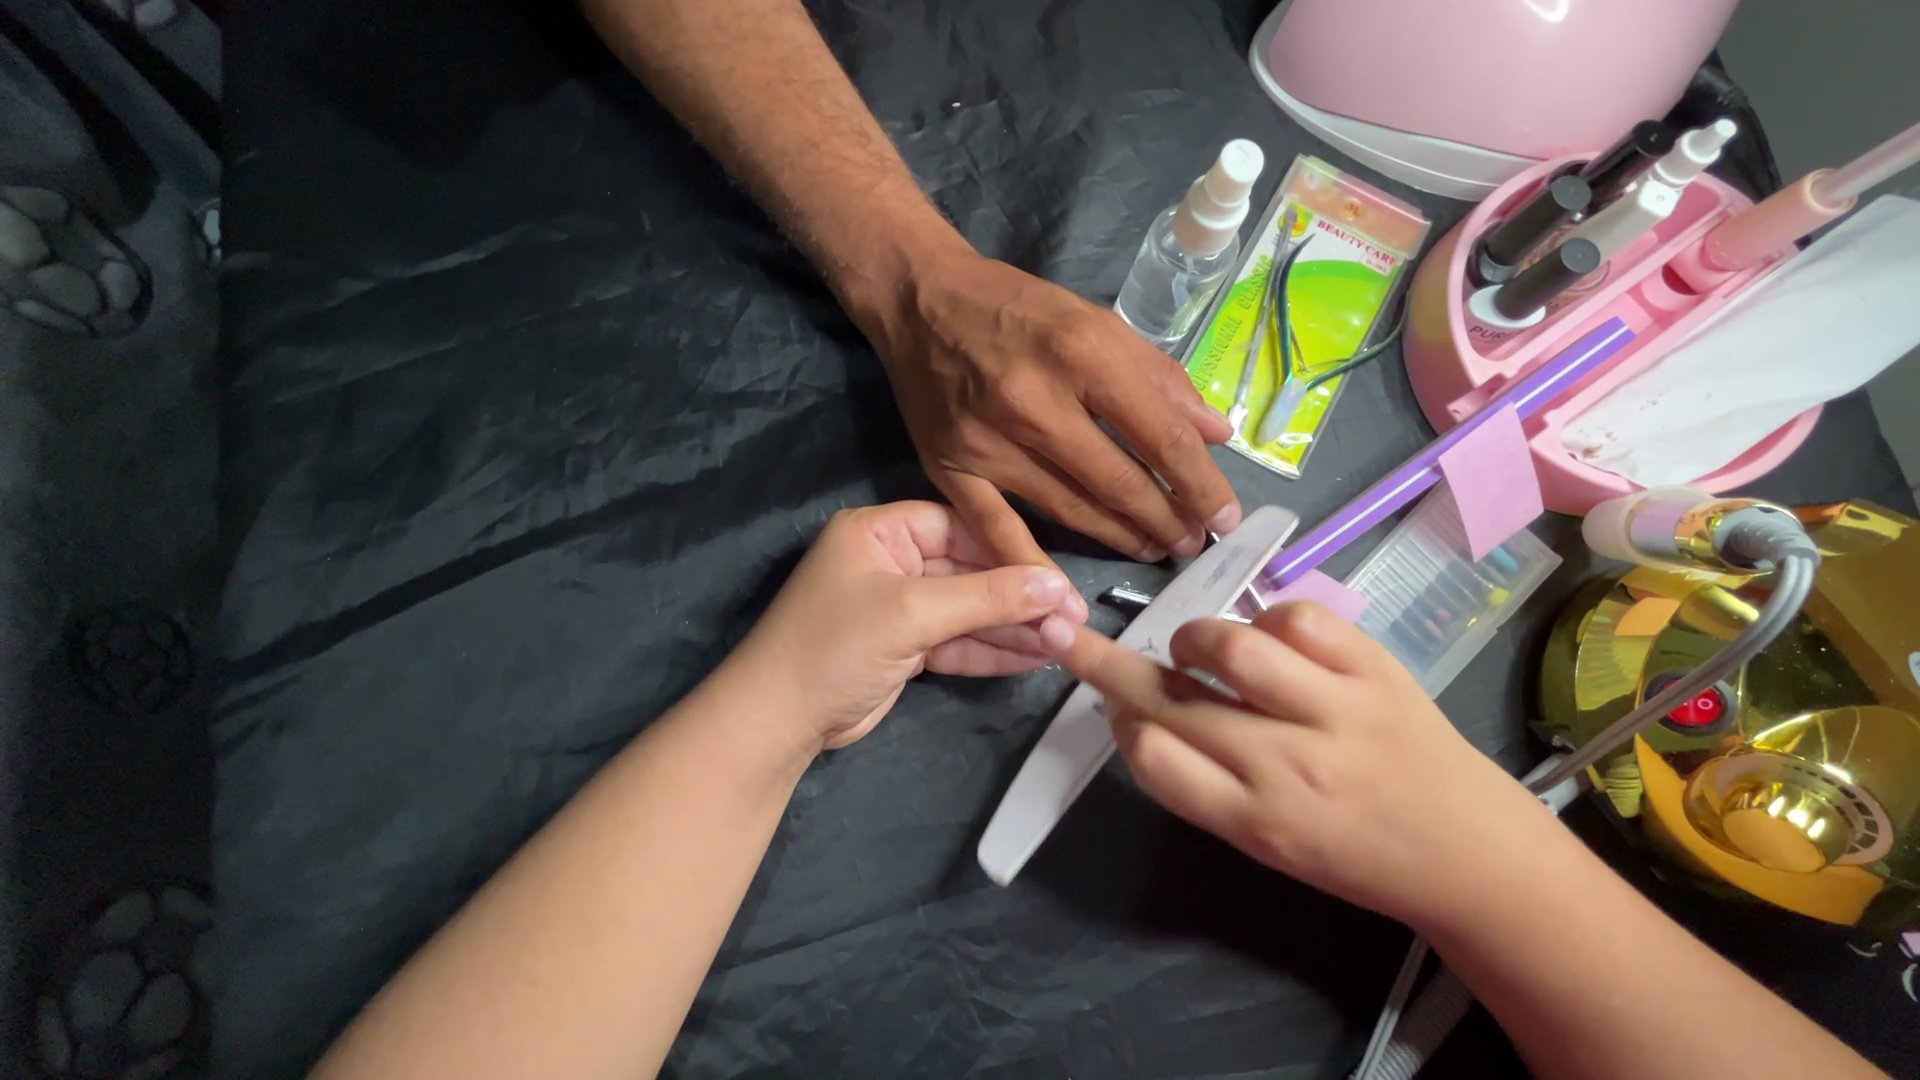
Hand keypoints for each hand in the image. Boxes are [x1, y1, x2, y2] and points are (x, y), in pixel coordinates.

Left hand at [726, 501, 1086, 752]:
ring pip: (968, 611)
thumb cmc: (836, 645)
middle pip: (969, 572)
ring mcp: (899, 608)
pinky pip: (957, 642)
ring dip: (1012, 628)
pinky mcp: (905, 648)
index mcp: (880, 532)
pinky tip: (1034, 657)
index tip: (1060, 578)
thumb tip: (1058, 587)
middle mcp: (891, 562)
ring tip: (1064, 642)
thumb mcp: (912, 613)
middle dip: (1018, 598)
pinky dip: (991, 651)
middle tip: (1072, 619)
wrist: (778, 722)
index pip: (960, 527)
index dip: (1011, 552)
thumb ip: (987, 597)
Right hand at [856, 248, 1239, 566]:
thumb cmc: (1016, 307)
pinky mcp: (951, 469)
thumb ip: (1158, 377)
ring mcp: (988, 442)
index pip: (1161, 437)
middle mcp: (1035, 402)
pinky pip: (997, 529)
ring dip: (1120, 537)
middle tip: (1191, 543)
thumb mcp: (1096, 320)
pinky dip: (1032, 564)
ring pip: (1070, 509)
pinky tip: (1067, 592)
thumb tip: (1214, 435)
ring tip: (1152, 548)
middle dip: (1167, 521)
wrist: (922, 301)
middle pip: (1120, 483)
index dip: (1201, 485)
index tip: (1225, 519)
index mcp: (1082, 354)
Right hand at [1058, 603, 1564, 932]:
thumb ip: (1198, 783)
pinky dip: (1270, 619)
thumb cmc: (1354, 857)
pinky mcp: (1378, 670)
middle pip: (1174, 699)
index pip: (1155, 758)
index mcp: (1258, 821)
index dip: (1120, 723)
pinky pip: (1300, 618)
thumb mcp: (1264, 843)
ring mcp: (1339, 710)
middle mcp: (1291, 765)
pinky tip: (1272, 640)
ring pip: (1234, 646)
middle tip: (1077, 640)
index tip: (1115, 707)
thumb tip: (1136, 715)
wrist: (1473, 854)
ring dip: (1194, 638)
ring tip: (1194, 647)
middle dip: (1110, 665)